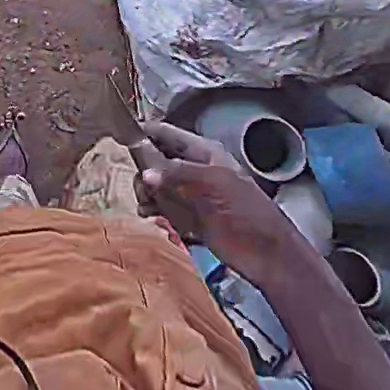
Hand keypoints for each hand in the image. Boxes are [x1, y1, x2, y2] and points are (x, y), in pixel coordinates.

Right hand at [129, 121, 306, 283]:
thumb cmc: (246, 211)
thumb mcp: (212, 183)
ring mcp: (190, 193)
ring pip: (156, 184)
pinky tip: (151, 215)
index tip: (120, 138)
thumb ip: (176, 174)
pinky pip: (162, 207)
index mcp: (202, 152)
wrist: (269, 256)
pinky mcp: (188, 217)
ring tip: (147, 203)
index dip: (144, 133)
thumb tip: (144, 173)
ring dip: (146, 192)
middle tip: (142, 185)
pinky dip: (152, 209)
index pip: (166, 133)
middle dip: (143, 169)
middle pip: (155, 159)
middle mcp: (193, 169)